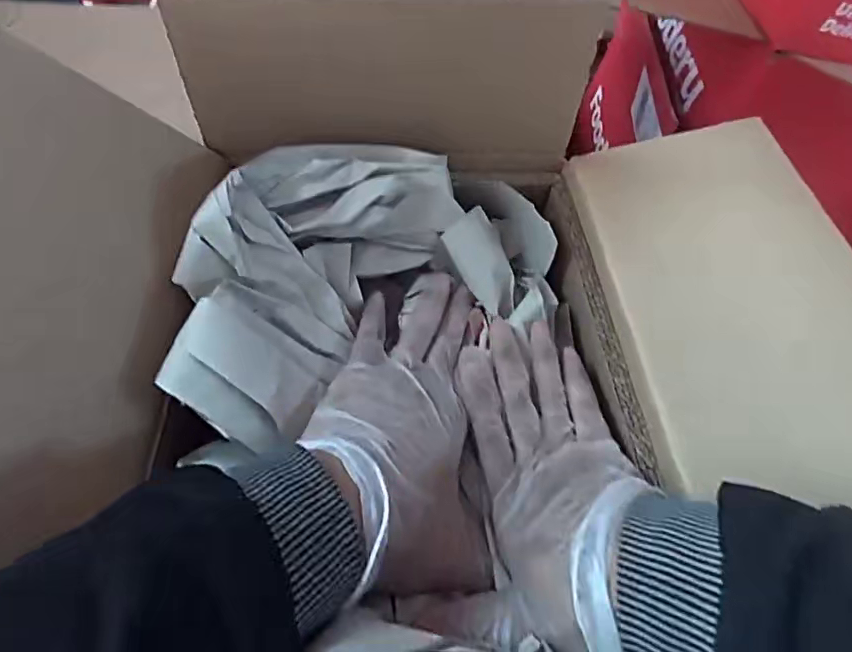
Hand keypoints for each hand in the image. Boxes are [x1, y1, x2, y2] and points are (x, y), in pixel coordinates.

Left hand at [300, 275, 486, 595]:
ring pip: (416, 327)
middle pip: (448, 338)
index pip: (477, 370)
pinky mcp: (357, 370)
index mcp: (458, 413)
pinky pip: (369, 334)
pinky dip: (375, 314)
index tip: (489, 319)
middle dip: (457, 311)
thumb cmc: (407, 518)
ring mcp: (392, 371)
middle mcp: (429, 383)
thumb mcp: (456, 544)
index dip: (483, 344)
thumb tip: (501, 573)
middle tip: (465, 284)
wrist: (350, 502)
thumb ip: (480, 550)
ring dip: (427, 303)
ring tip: (437, 277)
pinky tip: (378, 295)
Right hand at [449, 320, 651, 650]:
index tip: (467, 356)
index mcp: (508, 492)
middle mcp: (533, 460)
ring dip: (536, 359)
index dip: (476, 392)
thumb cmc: (563, 595)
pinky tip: (568, 352)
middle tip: (493, 323)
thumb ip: (466, 612)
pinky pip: (584, 405)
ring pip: (546, 394)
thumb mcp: (512, 614)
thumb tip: (416, 619)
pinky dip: (575, 378)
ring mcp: (568, 450)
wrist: (623, 586)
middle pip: (514, 402)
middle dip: (503, 362)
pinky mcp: (601, 448)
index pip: (486, 431)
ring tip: (527, 324)